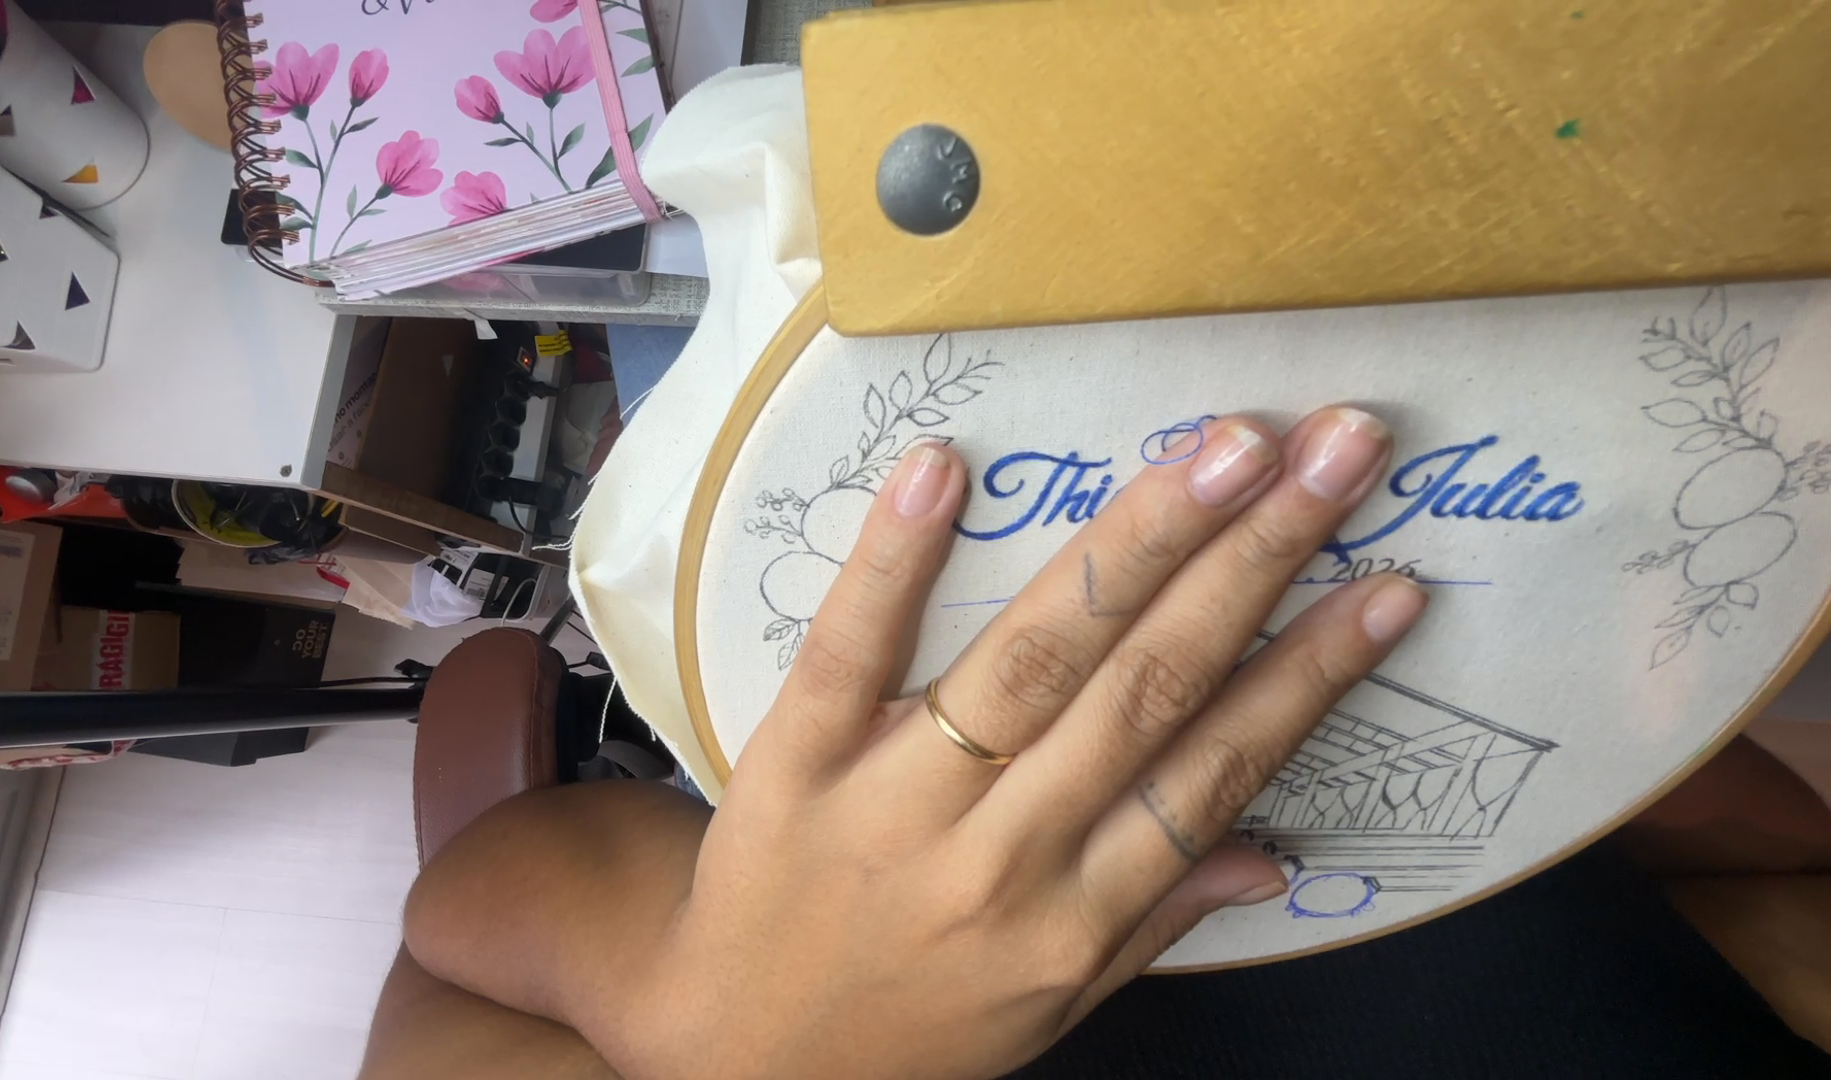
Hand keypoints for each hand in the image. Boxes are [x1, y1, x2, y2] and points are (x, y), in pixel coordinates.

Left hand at [573, 407, 1423, 1079]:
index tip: (1384, 583)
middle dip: (1247, 563)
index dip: (1306, 675)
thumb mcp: (1044, 1002)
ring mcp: (893, 800)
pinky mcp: (794, 758)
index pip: (1210, 771)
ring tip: (1217, 454)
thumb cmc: (905, 1017)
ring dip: (1134, 545)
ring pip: (1033, 661)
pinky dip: (898, 558)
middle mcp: (1001, 851)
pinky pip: (851, 649)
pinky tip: (942, 469)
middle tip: (1323, 453)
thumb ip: (1153, 918)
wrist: (737, 1050)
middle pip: (1143, 689)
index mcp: (1071, 914)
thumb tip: (1271, 856)